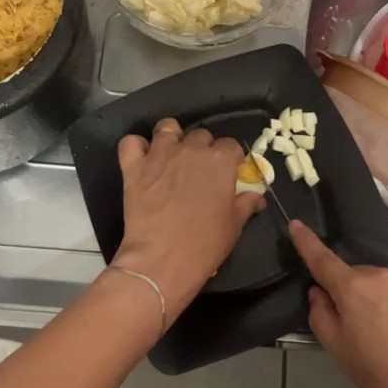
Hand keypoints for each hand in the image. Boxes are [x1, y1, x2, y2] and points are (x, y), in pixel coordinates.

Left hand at [113, 118, 265, 313]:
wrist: (161, 259)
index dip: (230, 159)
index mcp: (220, 160)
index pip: (231, 145)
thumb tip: (256, 196)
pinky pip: (131, 142)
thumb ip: (245, 204)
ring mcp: (159, 154)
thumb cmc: (204, 244)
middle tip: (199, 171)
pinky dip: (136, 147)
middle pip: (200, 135)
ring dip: (172, 138)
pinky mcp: (133, 166)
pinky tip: (142, 159)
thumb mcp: (234, 226)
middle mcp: (191, 149)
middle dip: (202, 149)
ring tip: (172, 157)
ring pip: (167, 128)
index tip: (228, 173)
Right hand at [290, 220, 387, 387]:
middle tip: (359, 331)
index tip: (296, 224)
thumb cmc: (382, 375)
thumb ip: (321, 315)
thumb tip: (320, 292)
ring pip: (384, 284)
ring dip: (380, 300)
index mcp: (353, 287)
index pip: (322, 259)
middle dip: (352, 294)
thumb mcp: (338, 351)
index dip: (306, 242)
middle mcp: (382, 275)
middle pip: (356, 277)